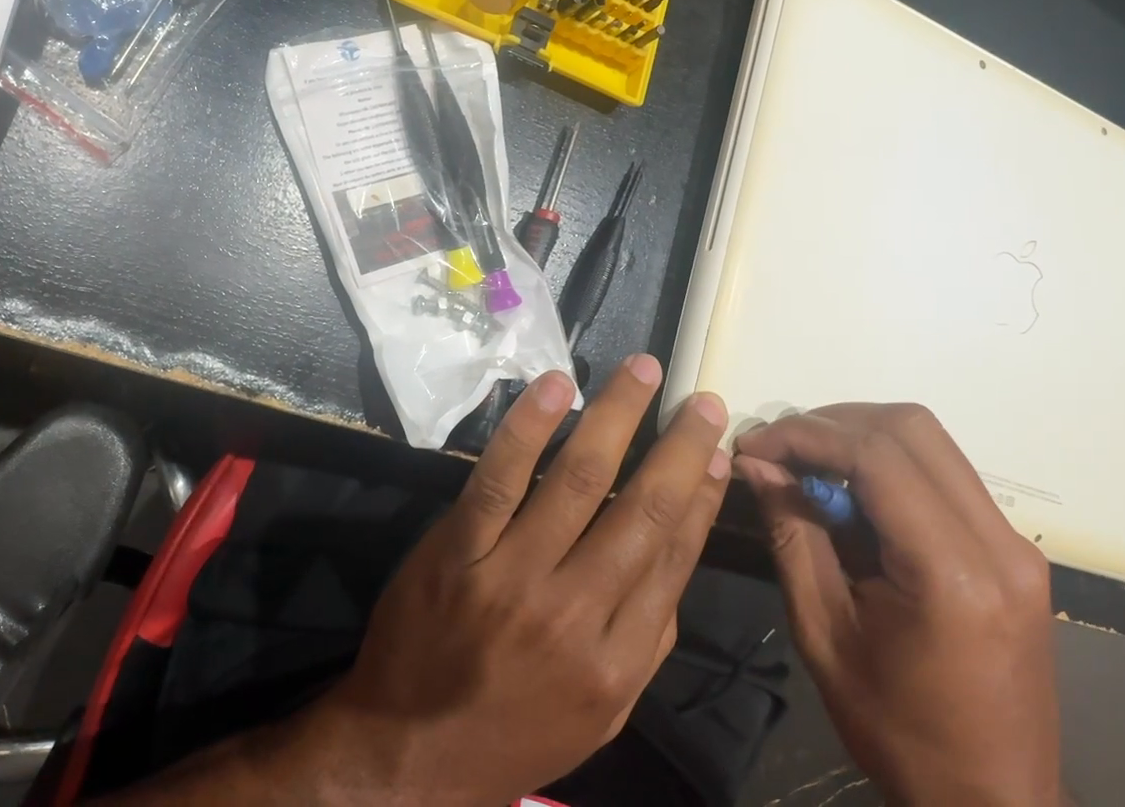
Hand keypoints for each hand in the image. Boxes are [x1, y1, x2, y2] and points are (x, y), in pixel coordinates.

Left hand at [305, 356, 732, 805]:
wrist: (407, 752)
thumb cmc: (512, 732)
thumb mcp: (600, 713)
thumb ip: (645, 641)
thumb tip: (676, 557)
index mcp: (619, 658)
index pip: (673, 557)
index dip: (700, 497)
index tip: (717, 452)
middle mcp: (575, 612)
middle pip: (641, 511)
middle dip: (678, 448)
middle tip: (702, 401)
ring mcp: (512, 575)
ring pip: (577, 480)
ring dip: (615, 417)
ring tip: (641, 371)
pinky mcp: (457, 549)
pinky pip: (499, 478)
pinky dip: (529, 428)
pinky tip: (557, 388)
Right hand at [734, 405, 1059, 806]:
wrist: (991, 797)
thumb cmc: (897, 727)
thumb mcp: (824, 632)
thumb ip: (793, 535)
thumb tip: (756, 465)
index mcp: (953, 573)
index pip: (876, 455)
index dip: (804, 435)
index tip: (752, 446)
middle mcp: (1001, 544)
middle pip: (912, 428)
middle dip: (831, 423)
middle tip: (776, 452)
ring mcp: (1016, 546)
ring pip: (931, 444)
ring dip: (858, 439)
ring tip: (803, 470)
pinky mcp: (1013, 553)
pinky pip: (944, 477)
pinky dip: (886, 468)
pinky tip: (846, 498)